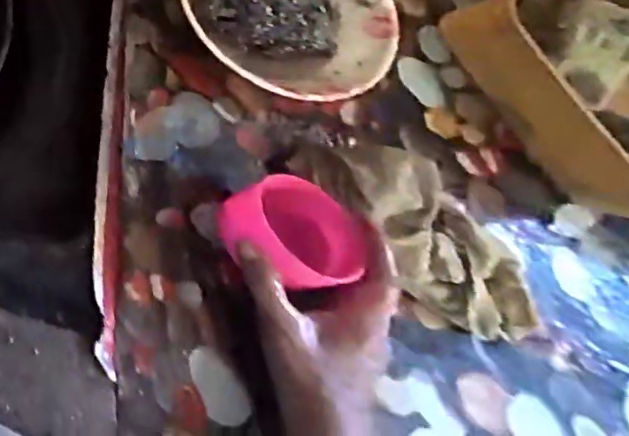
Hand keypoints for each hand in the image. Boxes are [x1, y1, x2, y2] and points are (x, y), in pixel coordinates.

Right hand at [240, 220, 396, 435]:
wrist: (323, 433)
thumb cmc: (310, 379)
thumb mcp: (283, 329)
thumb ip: (265, 285)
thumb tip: (245, 240)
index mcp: (367, 318)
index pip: (383, 275)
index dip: (377, 244)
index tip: (361, 214)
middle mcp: (372, 328)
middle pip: (371, 282)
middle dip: (353, 249)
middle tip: (326, 221)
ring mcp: (362, 342)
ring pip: (358, 296)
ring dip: (341, 268)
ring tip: (312, 243)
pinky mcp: (347, 350)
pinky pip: (344, 307)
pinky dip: (329, 286)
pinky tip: (304, 283)